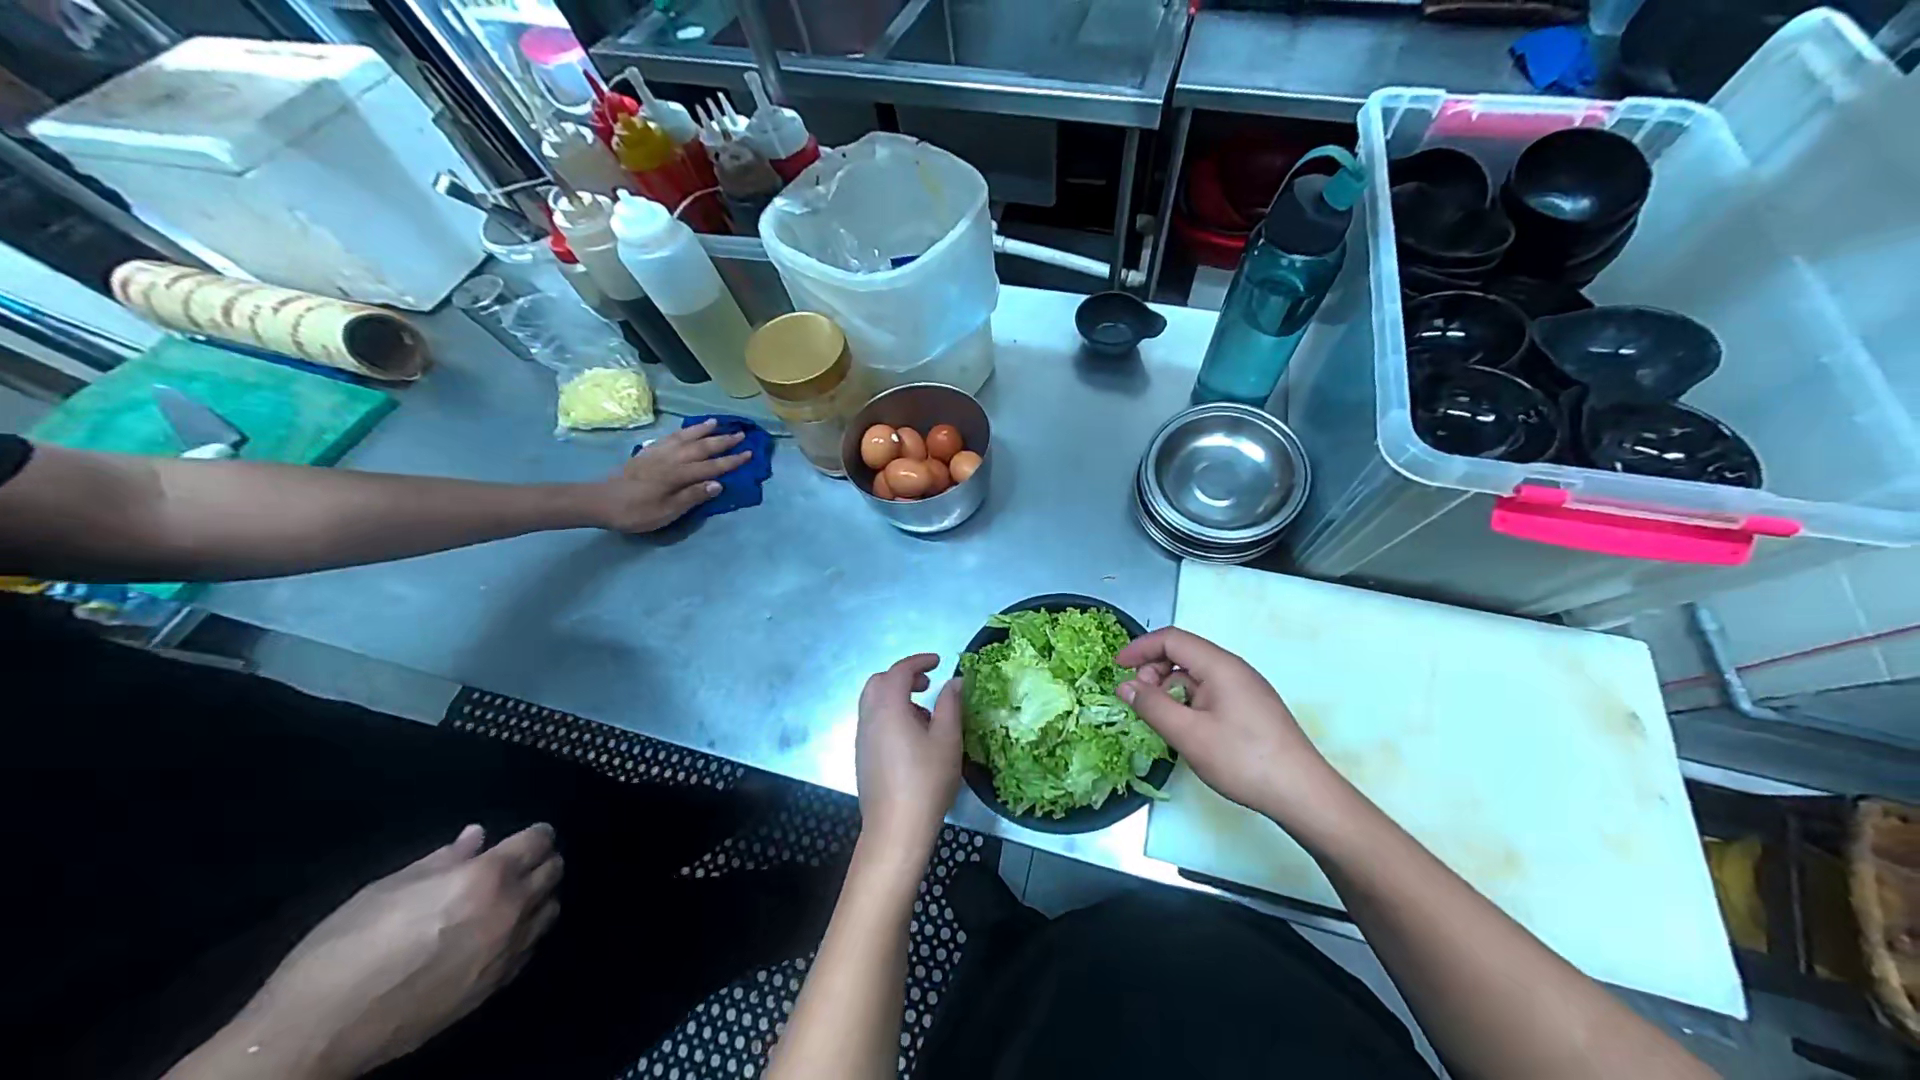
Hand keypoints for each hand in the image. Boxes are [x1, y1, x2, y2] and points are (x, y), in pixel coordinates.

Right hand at [177, 824, 562, 1079]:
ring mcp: (507, 952)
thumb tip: (476, 835)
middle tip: (522, 862)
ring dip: (541, 896)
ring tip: (516, 895)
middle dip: (543, 860)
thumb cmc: (344, 948)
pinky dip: (527, 932)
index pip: (537, 842)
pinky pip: (531, 947)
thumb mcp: (388, 888)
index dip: (536, 834)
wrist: (315, 1033)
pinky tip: (504, 933)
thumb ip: (443, 860)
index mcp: (486, 878)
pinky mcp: (495, 986)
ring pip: (550, 910)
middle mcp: (509, 910)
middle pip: (553, 872)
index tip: (529, 834)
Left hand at [596, 420, 752, 532]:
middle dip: (723, 441)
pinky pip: (670, 437)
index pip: (712, 466)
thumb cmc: (635, 512)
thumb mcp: (667, 512)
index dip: (731, 460)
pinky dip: (683, 431)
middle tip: (741, 433)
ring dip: (703, 430)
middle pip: (701, 447)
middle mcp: (671, 459)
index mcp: (678, 475)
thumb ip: (692, 497)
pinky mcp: (647, 453)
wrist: (600, 501)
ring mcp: (658, 453)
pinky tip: (687, 430)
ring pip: (686, 437)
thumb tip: (718, 484)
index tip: (749, 453)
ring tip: (717, 422)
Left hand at [855, 654, 962, 858]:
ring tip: (925, 714)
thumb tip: (954, 681)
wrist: (896, 828)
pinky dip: (890, 714)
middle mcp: (869, 717)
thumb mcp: (947, 739)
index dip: (919, 661)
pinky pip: (873, 721)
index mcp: (888, 707)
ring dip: (896, 696)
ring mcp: (862, 738)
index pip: (899, 671)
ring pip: (874, 702)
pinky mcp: (863, 755)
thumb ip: (950, 704)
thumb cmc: (926, 780)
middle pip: (879, 682)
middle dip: (903, 676)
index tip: (938, 661)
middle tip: (928, 684)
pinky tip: (913, 737)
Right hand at [1116, 628, 1347, 827]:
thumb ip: (1152, 706)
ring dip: (1170, 689)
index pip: (1171, 639)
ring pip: (1195, 676)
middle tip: (1140, 701)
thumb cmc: (1243, 760)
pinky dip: (1188, 702)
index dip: (1140, 648)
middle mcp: (1233, 669)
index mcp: (1220, 665)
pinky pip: (1209, 693)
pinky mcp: (1250, 709)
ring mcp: (1244, 689)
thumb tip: (1125, 686)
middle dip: (1153, 671)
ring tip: (1162, 720)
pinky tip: (1186, 730)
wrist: (1303, 794)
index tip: (1117, 668)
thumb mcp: (1188, 734)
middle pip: (1183, 654)